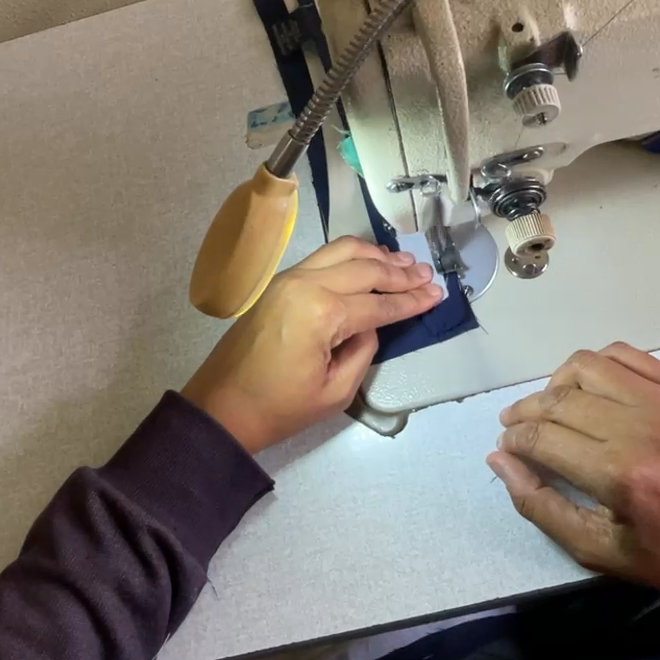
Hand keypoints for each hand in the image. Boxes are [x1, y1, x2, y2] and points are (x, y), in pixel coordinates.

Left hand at [184, 236, 444, 453]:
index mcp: (322, 313)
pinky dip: (350, 255)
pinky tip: (369, 261)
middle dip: (399, 273)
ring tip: (404, 262)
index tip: (437, 294)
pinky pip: (322, 257)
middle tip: (427, 274)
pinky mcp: (279, 282)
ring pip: (342, 251)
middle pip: (364, 269)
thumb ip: (363, 350)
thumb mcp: (336, 392)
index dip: (411, 301)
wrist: (222, 407)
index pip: (378, 303)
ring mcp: (289, 278)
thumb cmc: (280, 408)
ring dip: (376, 255)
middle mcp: (306, 284)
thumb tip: (371, 325)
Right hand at [487, 343, 659, 628]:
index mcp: (621, 476)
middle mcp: (641, 428)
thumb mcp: (600, 550)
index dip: (514, 438)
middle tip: (515, 426)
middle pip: (558, 399)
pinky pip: (624, 354)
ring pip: (586, 365)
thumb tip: (500, 460)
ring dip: (557, 383)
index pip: (543, 436)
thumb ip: (540, 506)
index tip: (507, 446)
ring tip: (552, 406)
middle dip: (525, 412)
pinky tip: (590, 389)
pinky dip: (595, 365)